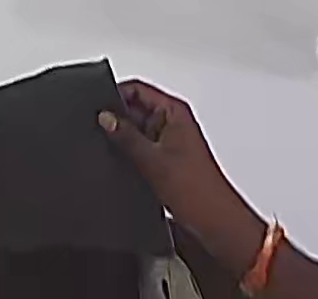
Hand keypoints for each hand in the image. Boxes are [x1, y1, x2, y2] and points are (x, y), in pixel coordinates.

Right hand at [98, 80, 243, 235]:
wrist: (218, 229)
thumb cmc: (200, 193)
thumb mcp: (153, 160)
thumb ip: (125, 135)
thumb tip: (105, 117)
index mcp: (173, 111)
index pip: (137, 88)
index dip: (116, 94)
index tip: (98, 106)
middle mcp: (172, 121)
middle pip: (134, 108)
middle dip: (119, 119)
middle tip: (104, 129)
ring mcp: (169, 140)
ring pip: (136, 128)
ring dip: (125, 138)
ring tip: (119, 151)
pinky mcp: (165, 158)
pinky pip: (140, 146)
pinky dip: (131, 152)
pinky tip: (127, 163)